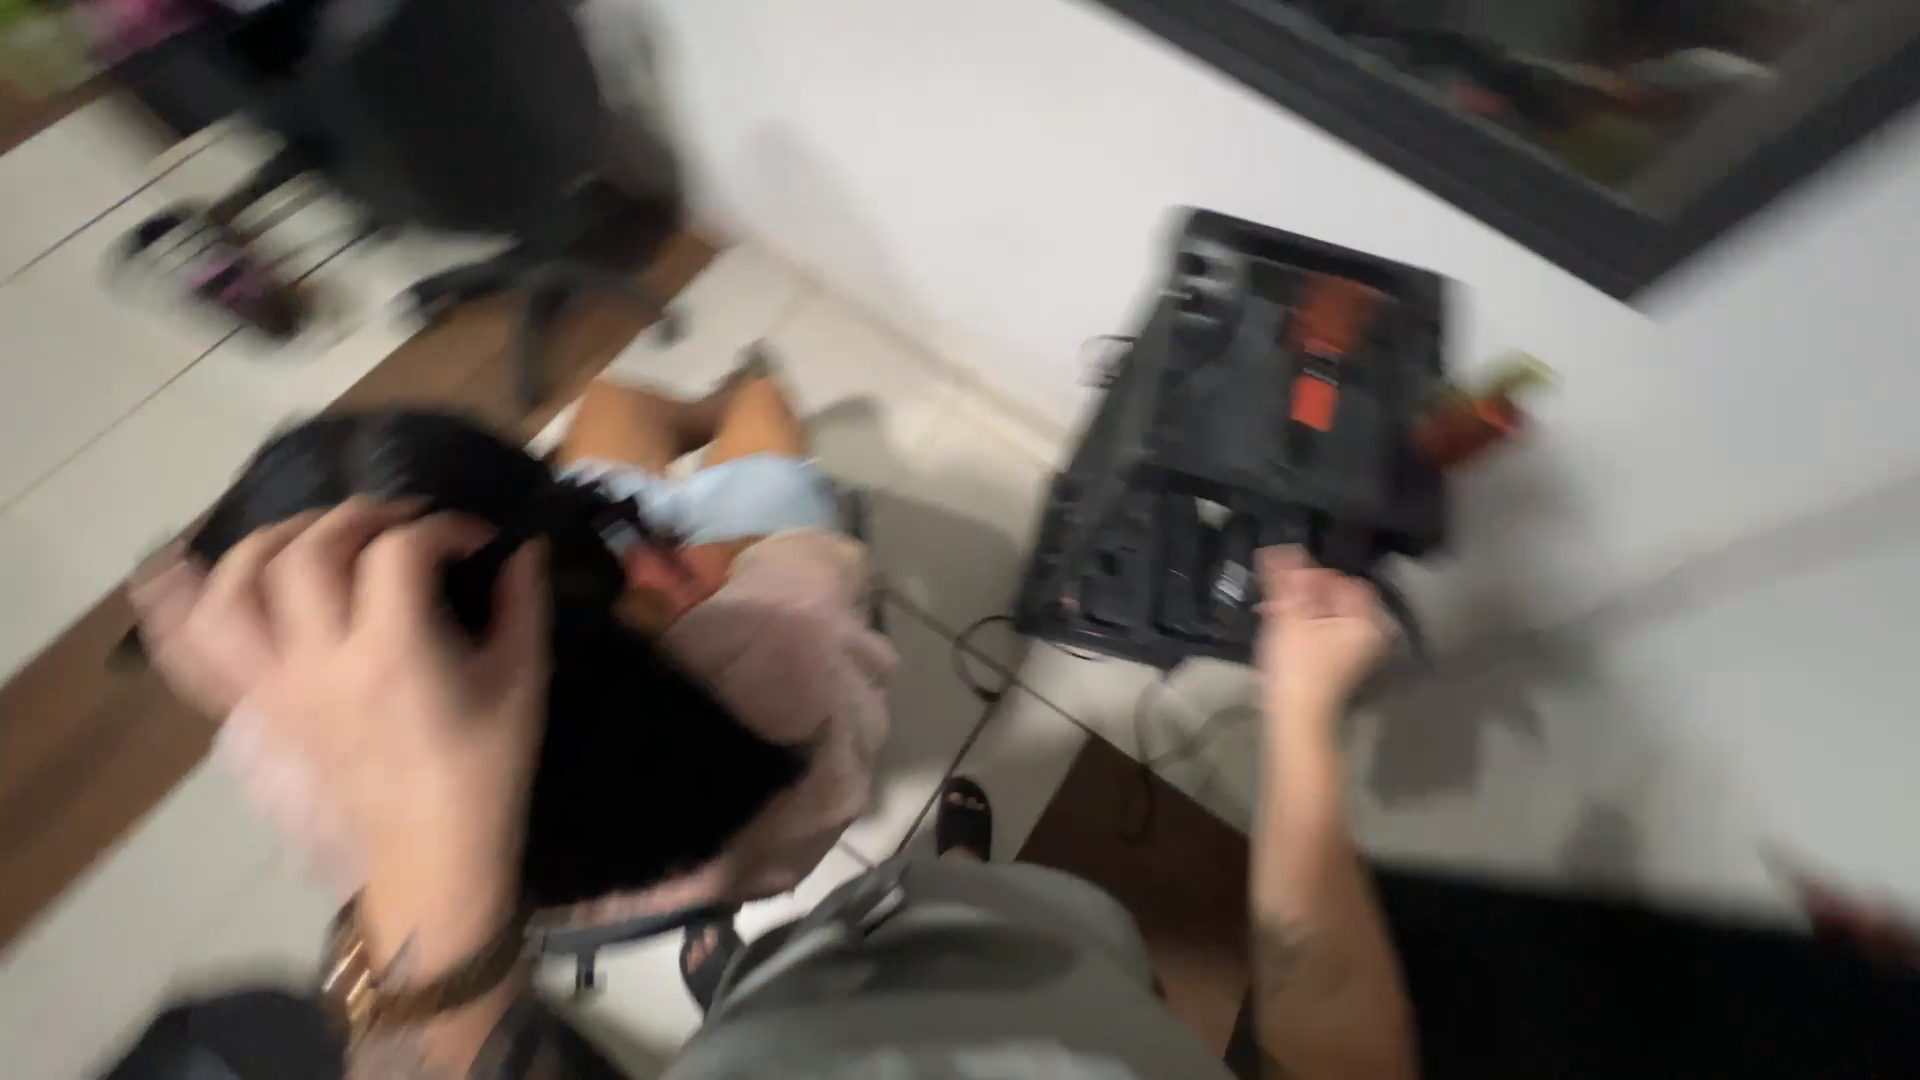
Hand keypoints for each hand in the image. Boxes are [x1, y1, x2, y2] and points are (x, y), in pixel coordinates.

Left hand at [129, 499, 547, 900]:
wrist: (432, 839)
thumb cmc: (488, 758)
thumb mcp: (523, 676)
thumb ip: (524, 603)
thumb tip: (527, 548)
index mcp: (396, 653)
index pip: (399, 553)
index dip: (444, 528)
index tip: (480, 538)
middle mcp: (320, 660)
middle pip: (308, 553)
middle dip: (362, 517)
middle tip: (407, 521)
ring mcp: (274, 685)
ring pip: (235, 587)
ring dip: (276, 540)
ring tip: (321, 533)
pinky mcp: (256, 706)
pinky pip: (190, 650)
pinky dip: (173, 601)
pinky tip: (178, 564)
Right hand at [1256, 546, 1390, 721]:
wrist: (1294, 717)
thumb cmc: (1296, 668)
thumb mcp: (1289, 618)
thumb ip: (1286, 581)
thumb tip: (1281, 549)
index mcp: (1365, 621)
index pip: (1343, 580)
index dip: (1314, 576)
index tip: (1286, 582)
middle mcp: (1366, 633)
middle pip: (1333, 596)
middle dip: (1301, 592)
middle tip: (1274, 597)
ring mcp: (1351, 649)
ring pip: (1322, 613)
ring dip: (1296, 607)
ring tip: (1271, 612)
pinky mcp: (1335, 661)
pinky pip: (1319, 630)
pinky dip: (1299, 625)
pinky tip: (1277, 627)